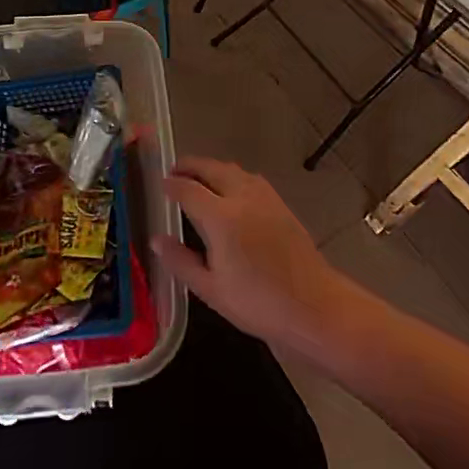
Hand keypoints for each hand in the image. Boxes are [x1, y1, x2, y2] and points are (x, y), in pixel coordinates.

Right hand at [152, 157, 361, 353]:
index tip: (161, 183)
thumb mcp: (211, 289)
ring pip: (234, 170)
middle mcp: (242, 197)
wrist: (311, 302)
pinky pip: (251, 179)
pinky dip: (233, 176)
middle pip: (213, 169)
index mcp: (221, 217)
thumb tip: (157, 240)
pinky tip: (231, 189)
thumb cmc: (257, 302)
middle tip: (176, 170)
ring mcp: (265, 197)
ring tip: (199, 177)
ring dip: (213, 168)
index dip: (172, 184)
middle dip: (192, 165)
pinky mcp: (280, 203)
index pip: (189, 189)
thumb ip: (181, 261)